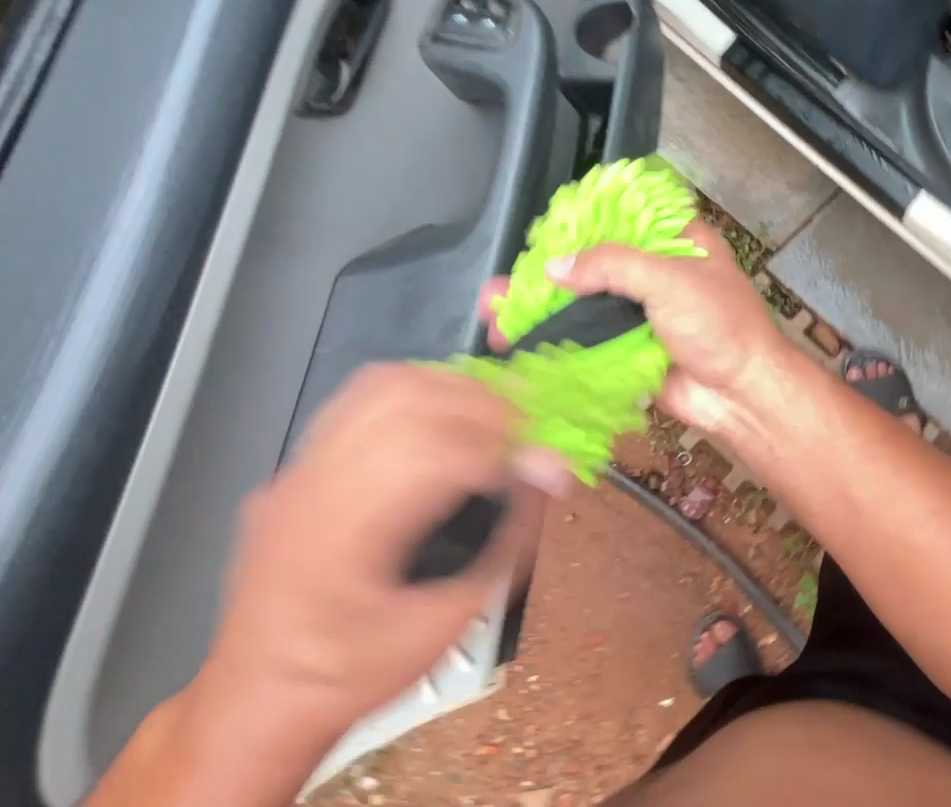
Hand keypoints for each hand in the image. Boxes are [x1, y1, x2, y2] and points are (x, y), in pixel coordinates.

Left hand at [198, 365, 555, 737]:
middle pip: (409, 401)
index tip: (543, 464)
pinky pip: (361, 400)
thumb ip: (508, 540)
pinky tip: (450, 416)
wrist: (257, 704)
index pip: (434, 451)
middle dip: (484, 406)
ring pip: (383, 386)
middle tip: (527, 432)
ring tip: (496, 416)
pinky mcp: (298, 469)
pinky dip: (419, 392)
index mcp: (344, 533)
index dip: (502, 447)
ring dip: (454, 389)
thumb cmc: (353, 673)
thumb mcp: (447, 622)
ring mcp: (297, 472)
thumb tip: (552, 475)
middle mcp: (311, 488)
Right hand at [478, 221, 790, 434]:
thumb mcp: (671, 281)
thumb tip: (555, 266)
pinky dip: (555, 337)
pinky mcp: (632, 348)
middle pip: (598, 262)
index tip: (544, 226)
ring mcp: (645, 312)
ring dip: (544, 306)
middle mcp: (661, 272)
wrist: (742, 395)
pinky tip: (514, 339)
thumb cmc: (722, 328)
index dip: (587, 218)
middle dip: (552, 269)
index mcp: (682, 243)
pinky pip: (589, 337)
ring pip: (587, 302)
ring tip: (495, 308)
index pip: (628, 217)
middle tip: (509, 277)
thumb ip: (613, 265)